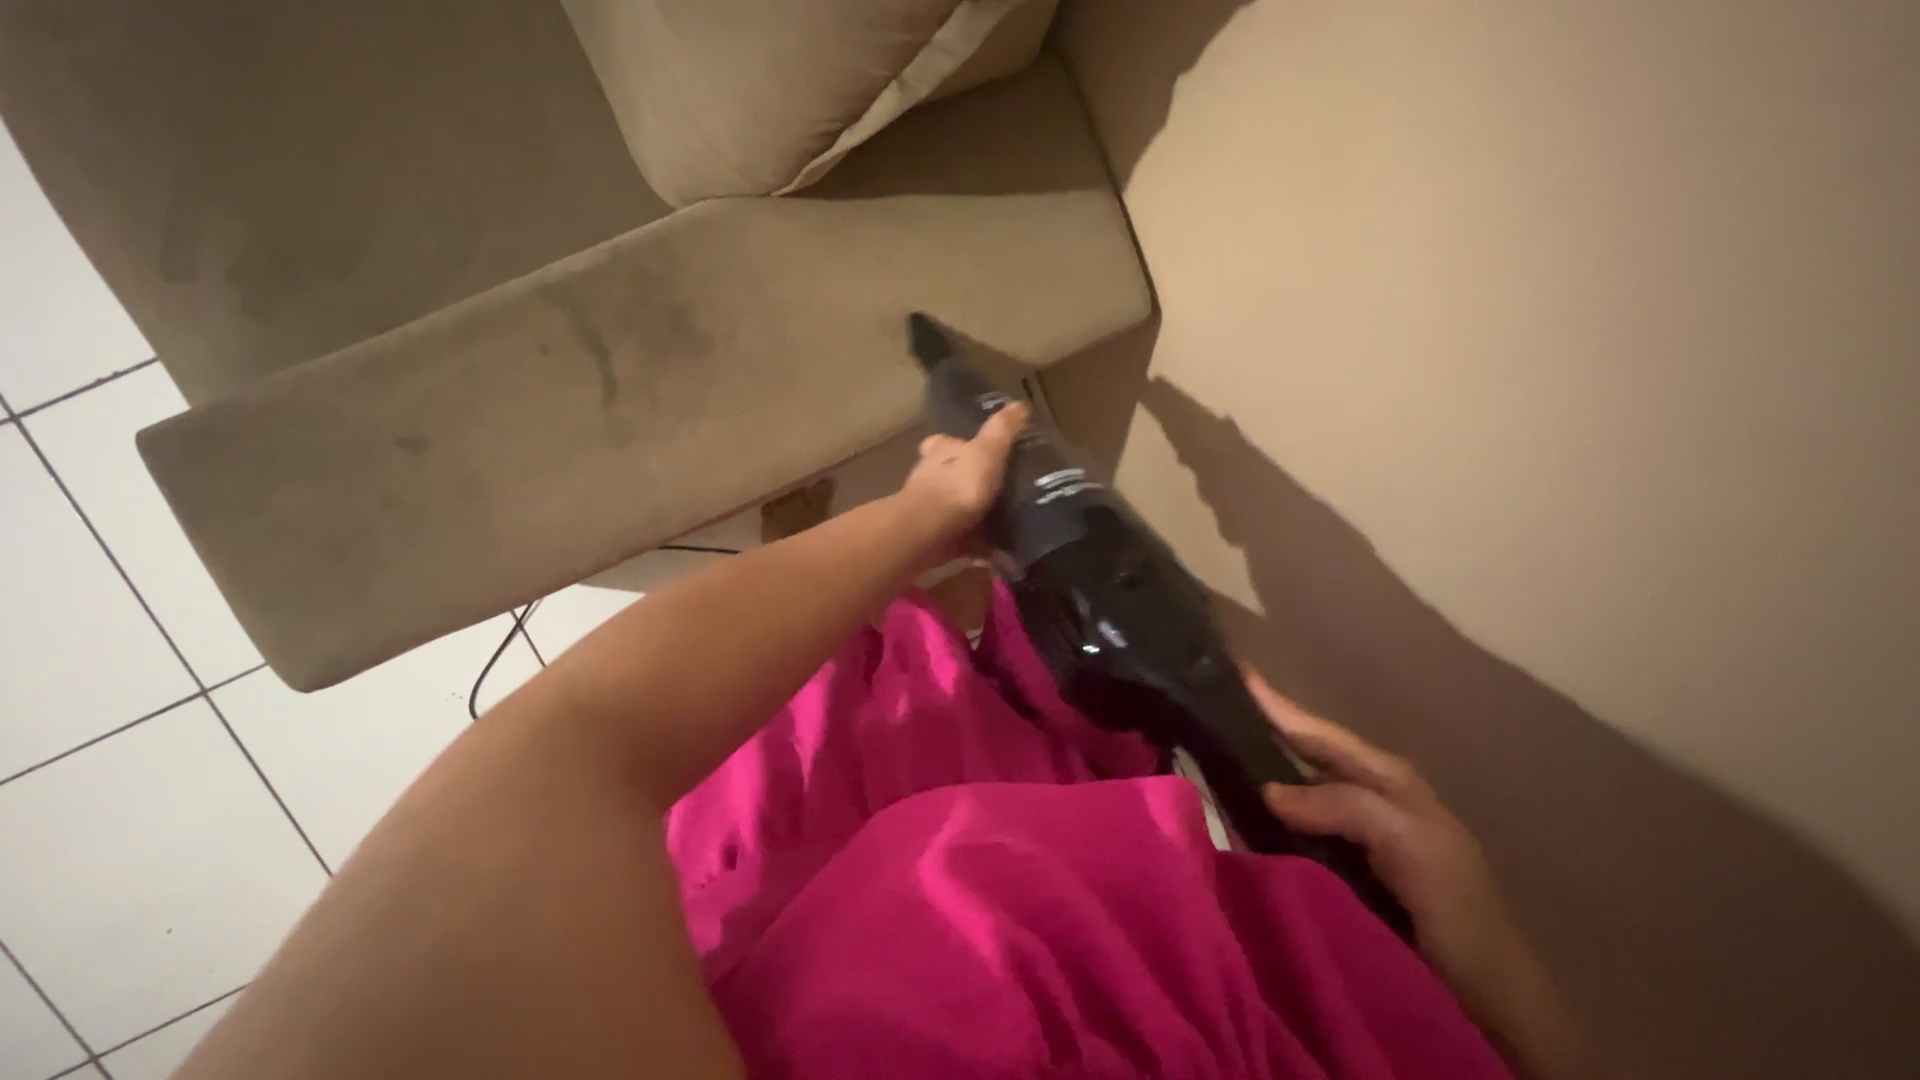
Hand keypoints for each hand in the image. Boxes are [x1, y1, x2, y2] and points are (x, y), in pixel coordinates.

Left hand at [898, 403, 1028, 565]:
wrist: (929, 531)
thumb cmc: (957, 485)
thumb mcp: (987, 451)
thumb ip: (1002, 430)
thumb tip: (1019, 404)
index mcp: (942, 453)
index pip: (945, 442)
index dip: (958, 445)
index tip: (976, 450)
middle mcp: (932, 479)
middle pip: (950, 476)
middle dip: (971, 484)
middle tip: (1002, 492)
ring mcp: (932, 510)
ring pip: (957, 510)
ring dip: (977, 518)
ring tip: (1010, 525)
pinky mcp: (937, 539)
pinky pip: (965, 542)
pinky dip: (982, 549)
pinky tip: (1004, 557)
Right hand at [1243, 671, 1584, 1072]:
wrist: (1484, 992)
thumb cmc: (1454, 905)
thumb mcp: (1411, 842)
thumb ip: (1345, 805)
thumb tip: (1268, 789)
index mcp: (1387, 780)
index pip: (1321, 733)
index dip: (1278, 705)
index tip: (1232, 670)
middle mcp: (1365, 797)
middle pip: (1304, 754)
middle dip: (1260, 727)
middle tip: (1207, 702)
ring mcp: (1350, 834)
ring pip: (1293, 789)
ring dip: (1253, 768)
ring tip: (1205, 745)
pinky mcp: (1335, 869)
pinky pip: (1288, 829)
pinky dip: (1257, 815)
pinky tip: (1228, 811)